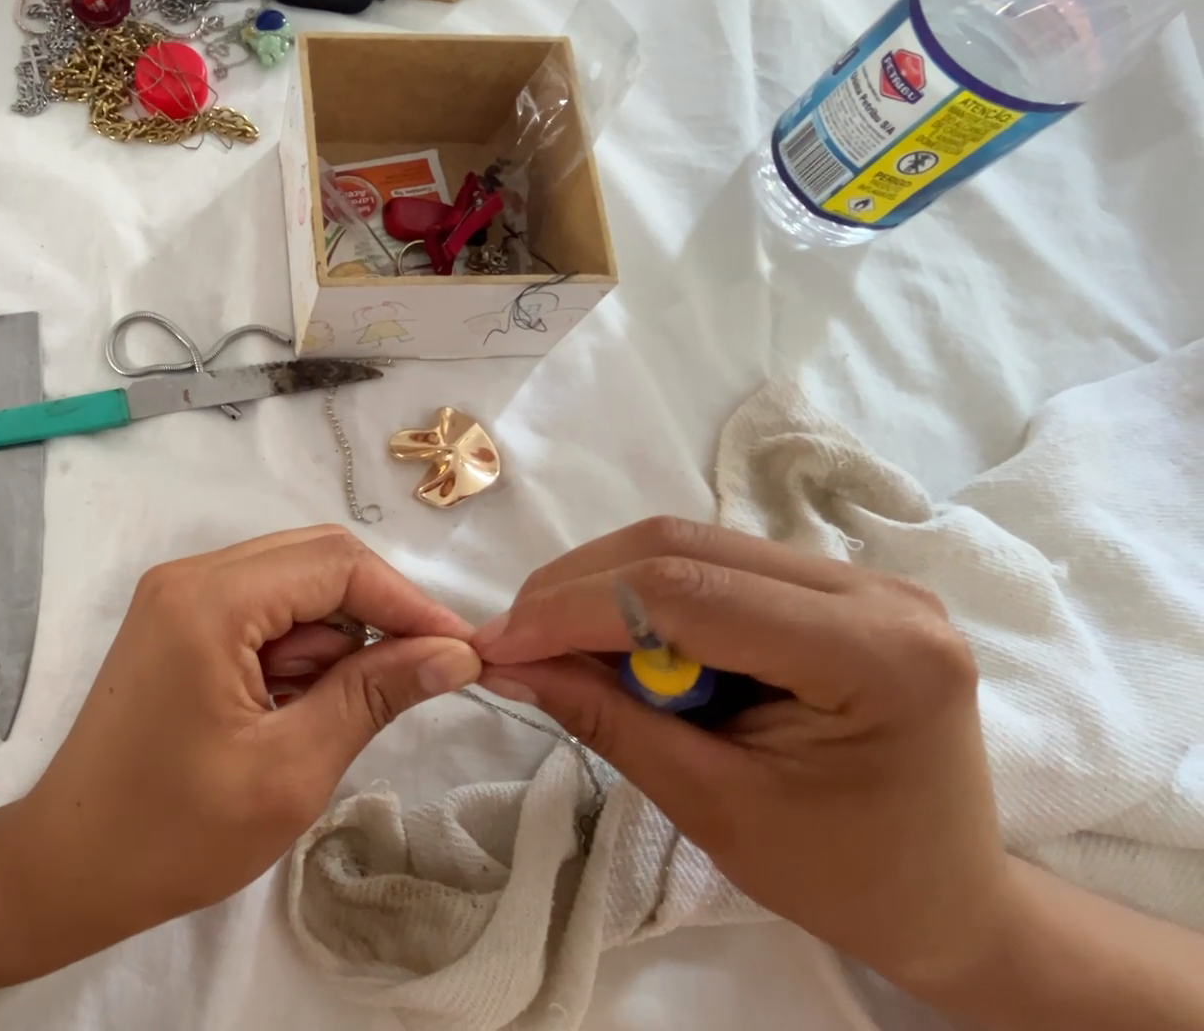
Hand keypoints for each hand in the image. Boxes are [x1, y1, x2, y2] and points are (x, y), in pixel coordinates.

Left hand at [0, 526, 482, 967]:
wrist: (67, 867)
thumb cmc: (175, 834)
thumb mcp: (290, 770)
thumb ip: (373, 695)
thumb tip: (452, 653)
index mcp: (210, 600)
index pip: (337, 564)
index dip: (408, 604)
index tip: (460, 654)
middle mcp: (189, 577)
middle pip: (314, 560)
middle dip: (373, 617)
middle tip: (409, 684)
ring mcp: (176, 597)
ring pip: (290, 586)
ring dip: (329, 641)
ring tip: (318, 718)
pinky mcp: (174, 624)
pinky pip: (259, 611)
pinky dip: (294, 650)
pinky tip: (285, 709)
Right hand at [470, 518, 1009, 988]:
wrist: (944, 895)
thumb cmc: (840, 874)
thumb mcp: (709, 804)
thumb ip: (605, 719)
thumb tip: (504, 663)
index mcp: (876, 655)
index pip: (687, 594)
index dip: (574, 609)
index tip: (496, 644)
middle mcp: (874, 591)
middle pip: (680, 546)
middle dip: (574, 588)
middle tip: (511, 640)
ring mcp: (855, 579)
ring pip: (684, 544)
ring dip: (597, 587)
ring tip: (550, 642)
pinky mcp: (826, 587)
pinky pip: (704, 564)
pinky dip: (635, 596)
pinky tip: (609, 639)